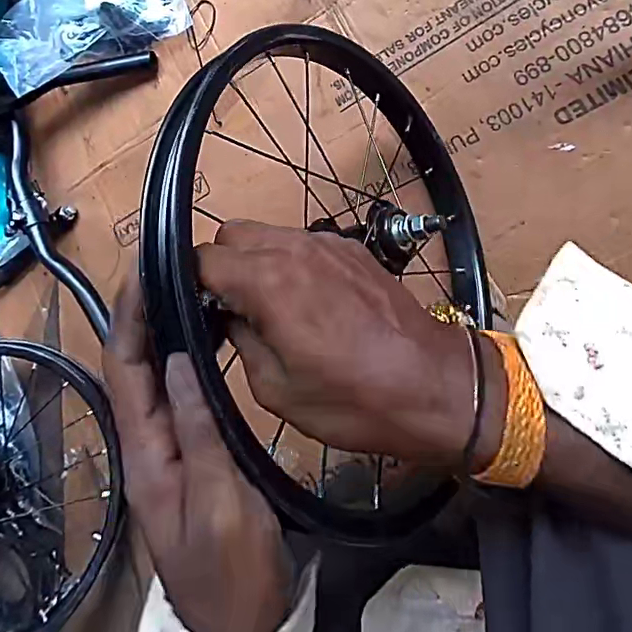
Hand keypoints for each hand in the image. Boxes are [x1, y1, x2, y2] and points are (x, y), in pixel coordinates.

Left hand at [104, 269, 292, 631]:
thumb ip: (197, 431)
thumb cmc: (233, 572)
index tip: (143, 273)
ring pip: (153, 375)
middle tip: (167, 271)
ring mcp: (164, 447)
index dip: (129, 316)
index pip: (123, 367)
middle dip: (141, 314)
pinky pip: (176, 392)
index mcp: (144, 450)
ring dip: (161, 331)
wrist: (243, 628)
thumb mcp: (221, 502)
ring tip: (185, 292)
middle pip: (131, 365)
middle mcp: (146, 441)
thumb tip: (179, 361)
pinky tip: (204, 341)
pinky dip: (184, 357)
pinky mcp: (186, 451)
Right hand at [196, 221, 495, 469]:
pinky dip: (290, 261)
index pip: (204, 258)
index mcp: (268, 281)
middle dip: (223, 264)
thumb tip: (229, 315)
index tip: (202, 308)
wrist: (437, 385)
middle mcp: (293, 248)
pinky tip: (312, 300)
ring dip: (256, 259)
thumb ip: (240, 340)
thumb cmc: (355, 399)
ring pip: (266, 232)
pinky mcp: (350, 247)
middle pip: (231, 233)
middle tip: (236, 305)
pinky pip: (301, 241)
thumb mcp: (277, 391)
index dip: (194, 284)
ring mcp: (325, 243)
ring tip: (275, 303)